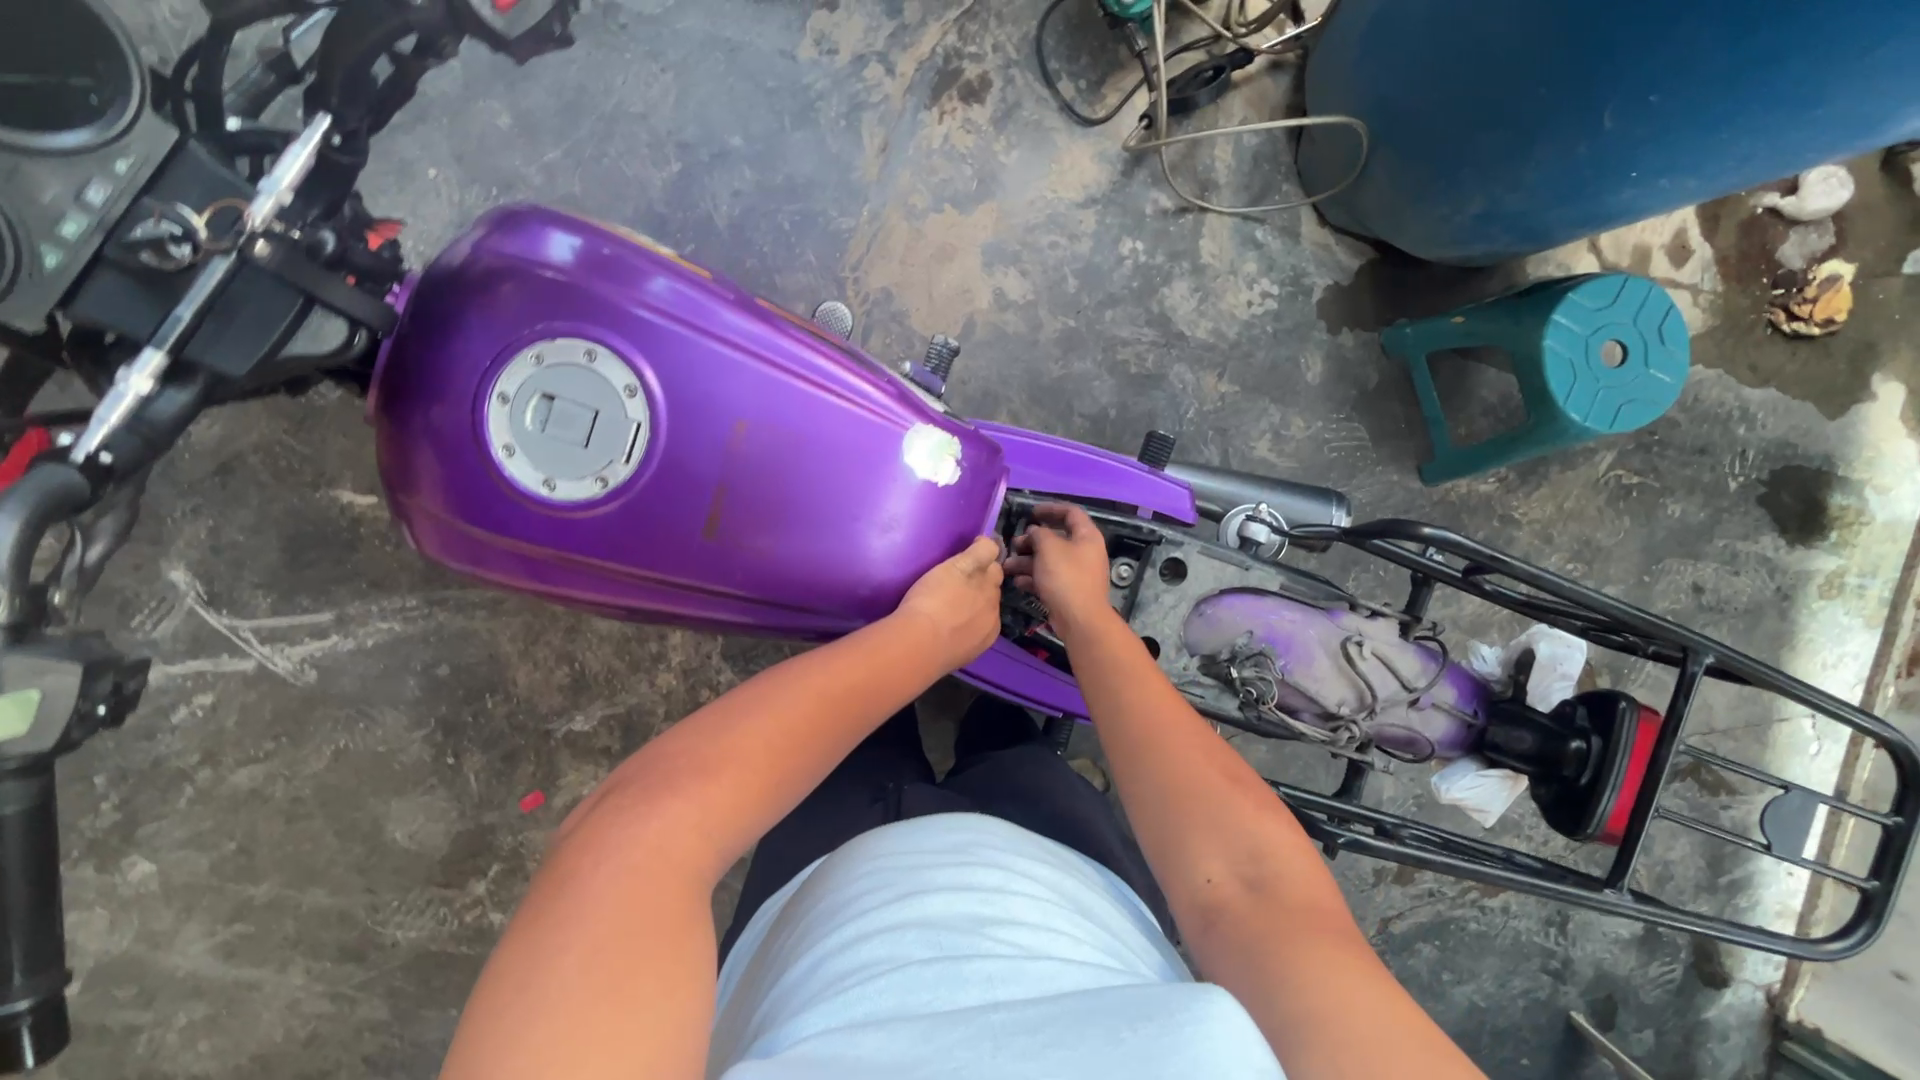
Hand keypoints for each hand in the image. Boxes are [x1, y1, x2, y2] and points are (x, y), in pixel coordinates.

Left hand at [893, 536, 1005, 672]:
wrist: (923, 641)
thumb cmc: (929, 654)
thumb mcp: (954, 650)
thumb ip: (961, 638)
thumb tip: (957, 636)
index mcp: (989, 631)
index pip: (991, 609)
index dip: (978, 603)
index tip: (963, 602)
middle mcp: (992, 607)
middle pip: (994, 587)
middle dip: (982, 585)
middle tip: (962, 583)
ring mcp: (983, 585)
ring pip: (993, 570)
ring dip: (981, 567)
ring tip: (967, 562)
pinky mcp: (968, 567)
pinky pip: (986, 550)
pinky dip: (983, 545)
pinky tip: (976, 542)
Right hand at [1002, 503, 1116, 641]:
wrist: (1079, 619)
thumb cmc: (1066, 577)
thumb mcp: (1049, 548)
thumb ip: (1039, 534)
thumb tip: (1035, 532)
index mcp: (1086, 536)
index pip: (1071, 513)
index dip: (1050, 509)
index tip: (1031, 513)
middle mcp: (1083, 552)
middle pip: (1056, 538)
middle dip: (1032, 541)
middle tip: (1014, 544)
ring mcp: (1076, 573)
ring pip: (1048, 560)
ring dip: (1027, 561)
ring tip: (1008, 566)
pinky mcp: (1067, 591)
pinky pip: (1048, 578)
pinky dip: (1033, 578)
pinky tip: (1017, 582)